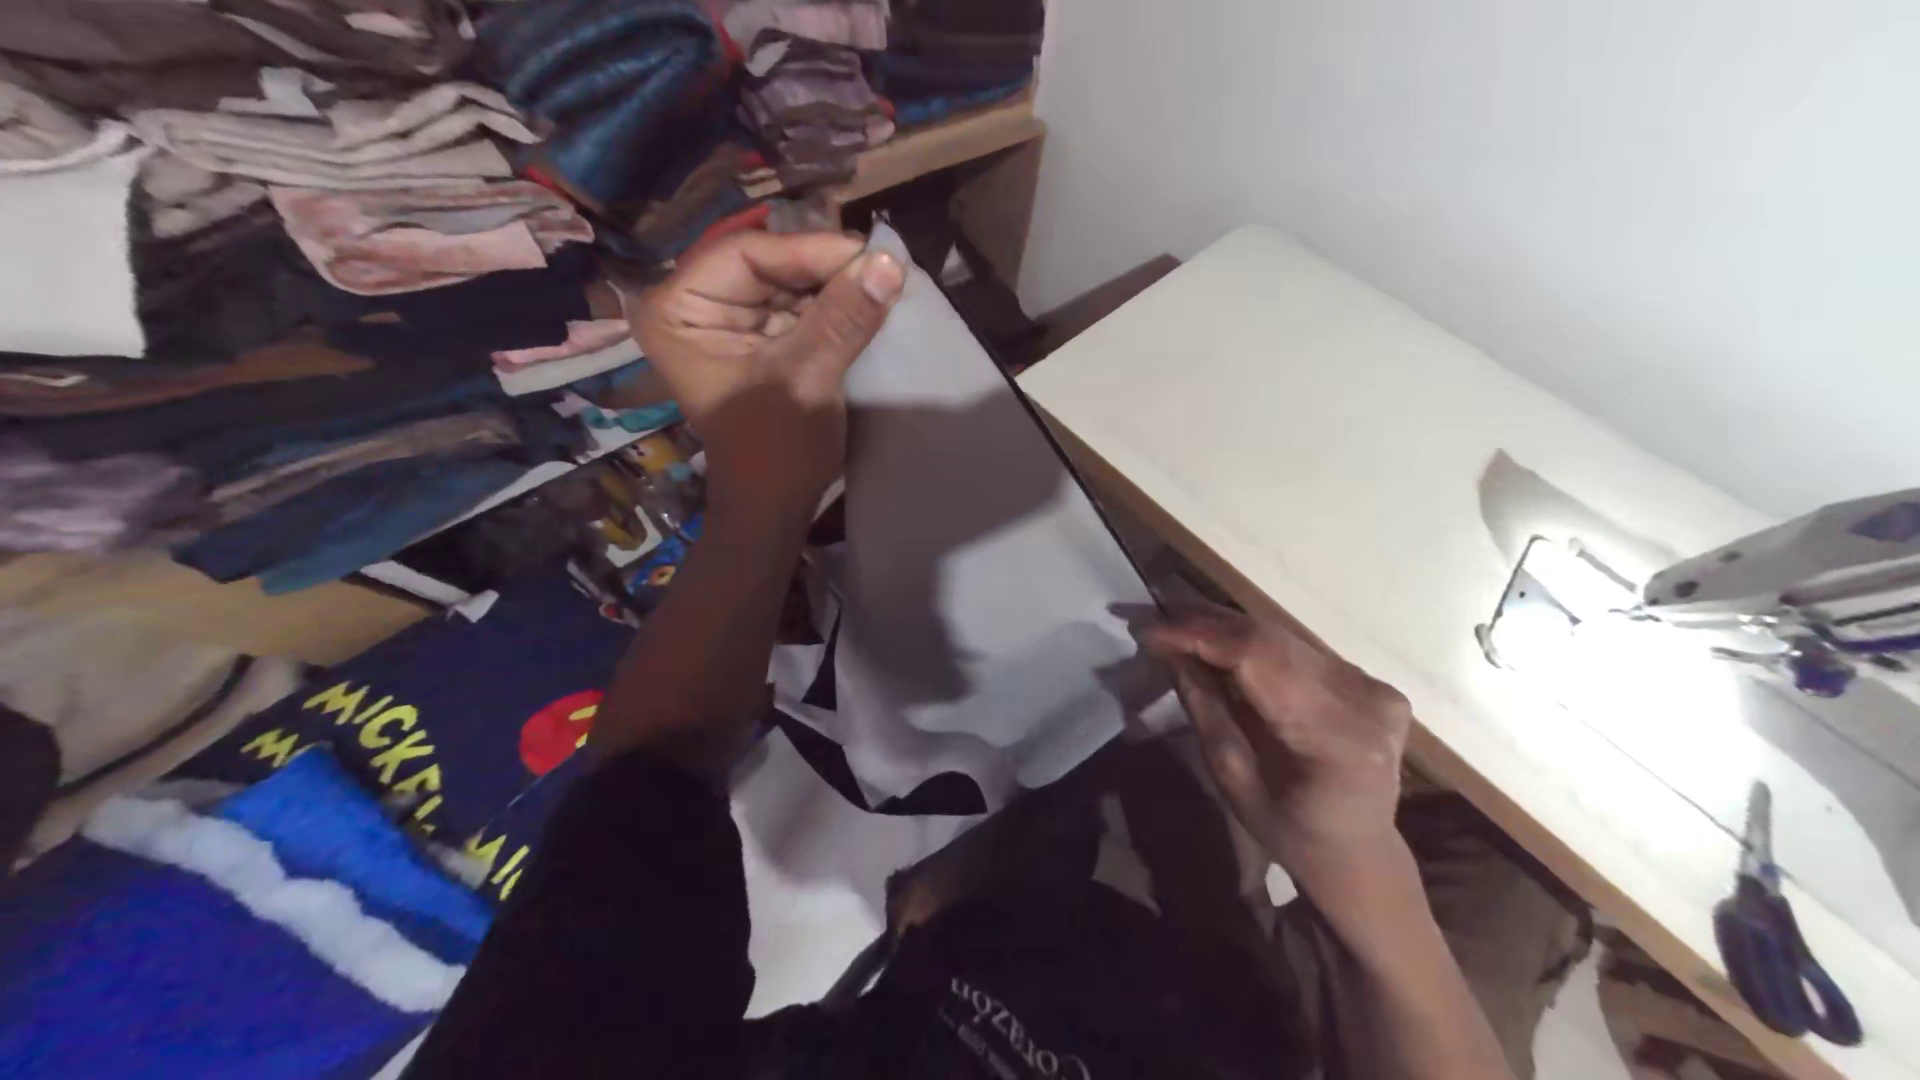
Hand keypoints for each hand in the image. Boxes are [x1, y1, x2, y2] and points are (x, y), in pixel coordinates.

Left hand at [625, 230, 904, 516]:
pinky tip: (867, 300)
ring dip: (836, 283)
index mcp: (678, 311)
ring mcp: (728, 322)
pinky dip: (834, 304)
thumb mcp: (806, 379)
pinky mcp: (759, 339)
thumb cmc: (775, 450)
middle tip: (884, 267)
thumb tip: (891, 262)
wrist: (775, 505)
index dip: (810, 251)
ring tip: (883, 281)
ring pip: (788, 281)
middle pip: (768, 263)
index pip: (745, 254)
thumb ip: (843, 318)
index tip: (871, 256)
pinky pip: (799, 306)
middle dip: (826, 267)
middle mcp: (695, 306)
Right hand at [1140, 603, 1412, 887]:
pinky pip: (1298, 648)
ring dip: (1227, 627)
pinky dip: (1253, 642)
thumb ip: (1205, 709)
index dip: (1199, 636)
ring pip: (1283, 636)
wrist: (1357, 851)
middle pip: (1272, 639)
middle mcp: (1363, 699)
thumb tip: (1171, 652)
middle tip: (1157, 616)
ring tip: (1178, 621)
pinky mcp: (1370, 681)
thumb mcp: (1233, 778)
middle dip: (1207, 623)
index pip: (1258, 659)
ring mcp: (1373, 686)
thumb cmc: (1289, 831)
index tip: (1149, 631)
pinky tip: (1218, 640)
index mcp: (1335, 738)